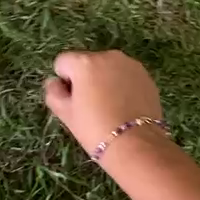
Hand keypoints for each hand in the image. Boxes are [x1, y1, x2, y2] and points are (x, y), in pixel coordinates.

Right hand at [42, 50, 165, 151]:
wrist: (135, 144)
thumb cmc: (95, 128)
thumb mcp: (65, 114)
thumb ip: (53, 92)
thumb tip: (55, 82)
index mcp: (85, 62)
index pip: (63, 62)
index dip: (64, 81)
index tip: (73, 100)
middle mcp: (108, 56)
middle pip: (87, 63)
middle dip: (85, 79)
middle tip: (91, 106)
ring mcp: (130, 64)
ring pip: (108, 68)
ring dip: (104, 81)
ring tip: (110, 107)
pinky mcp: (146, 76)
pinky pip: (126, 75)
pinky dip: (122, 86)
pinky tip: (125, 107)